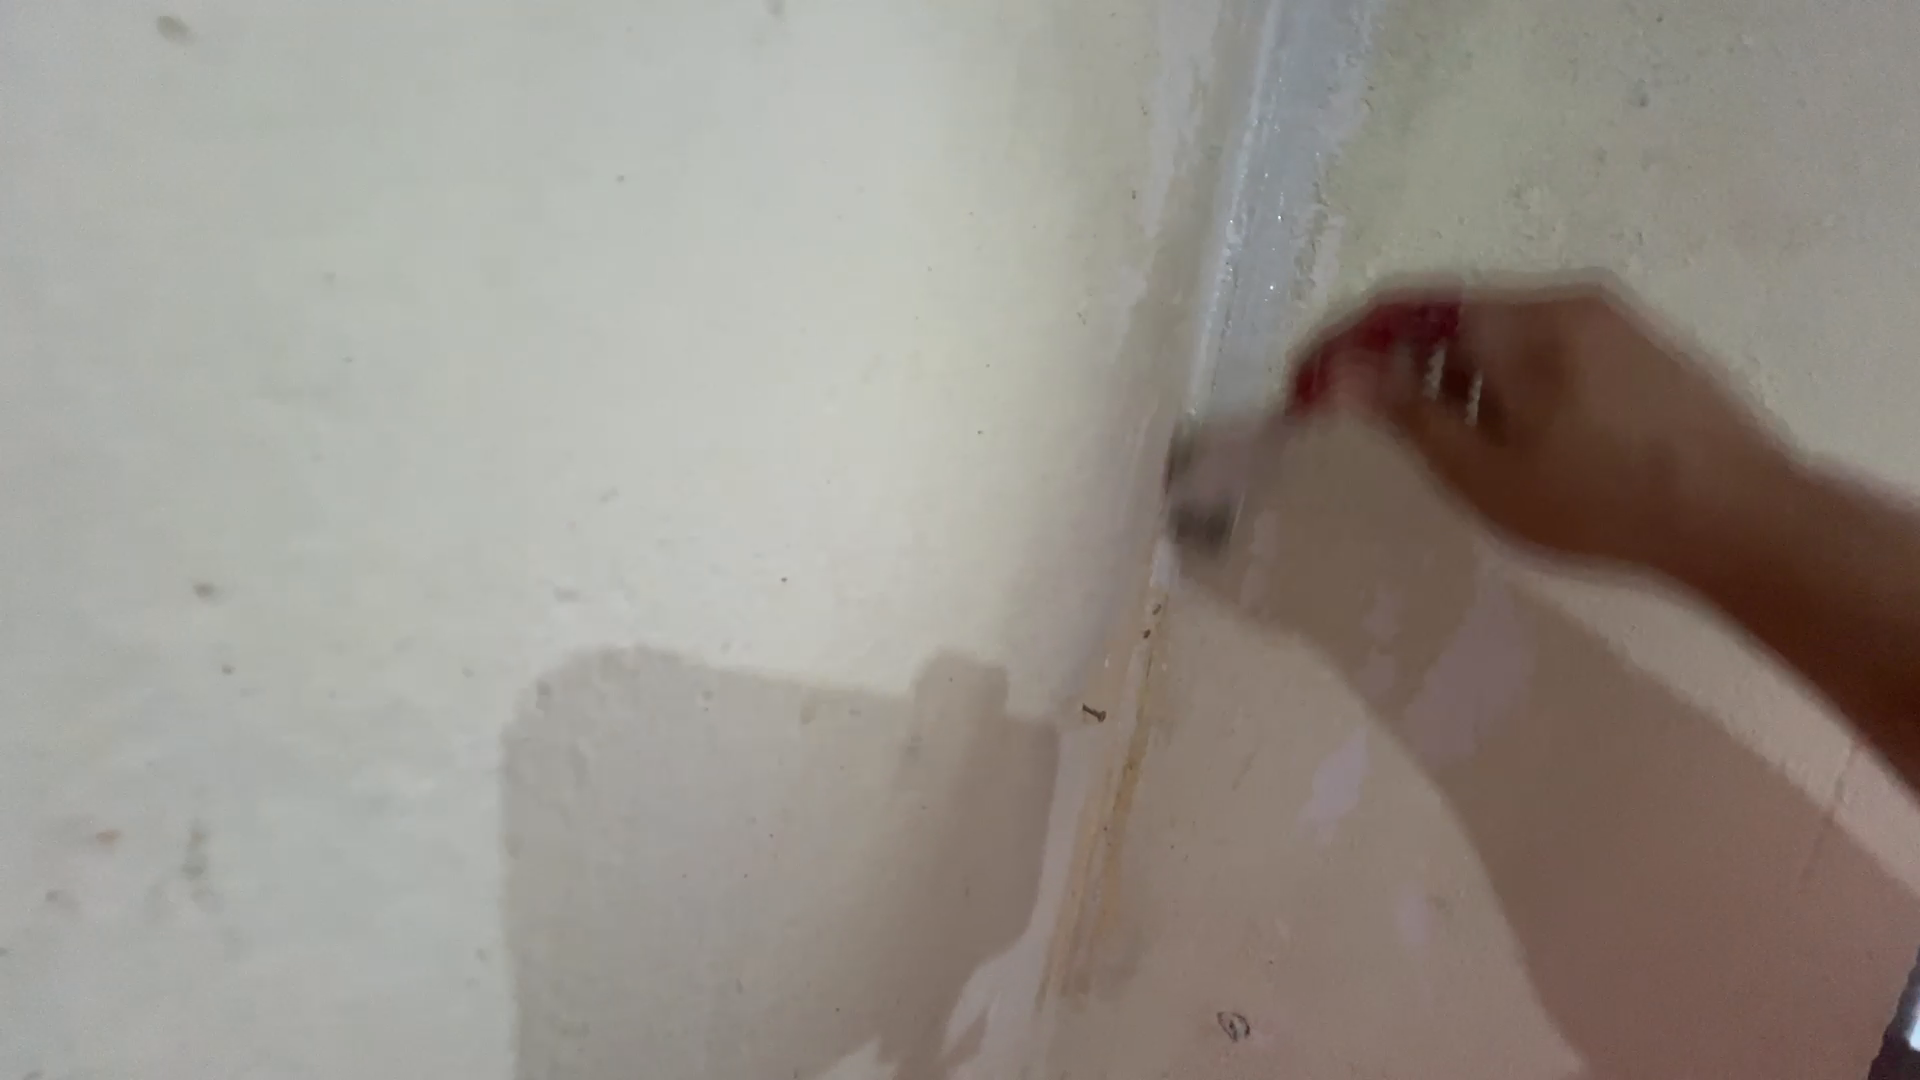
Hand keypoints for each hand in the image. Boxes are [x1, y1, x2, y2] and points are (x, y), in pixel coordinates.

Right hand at [1328, 280, 1790, 578]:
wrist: (1747, 522)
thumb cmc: (1593, 500)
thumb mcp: (1477, 466)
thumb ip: (1402, 411)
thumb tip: (1335, 372)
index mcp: (1521, 322)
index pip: (1402, 308)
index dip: (1339, 344)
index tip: (1303, 390)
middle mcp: (1562, 301)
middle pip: (1442, 316)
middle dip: (1384, 362)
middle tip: (1351, 418)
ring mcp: (1604, 320)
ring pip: (1485, 333)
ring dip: (1435, 374)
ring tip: (1424, 438)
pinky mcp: (1628, 346)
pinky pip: (1528, 347)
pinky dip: (1483, 379)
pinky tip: (1489, 431)